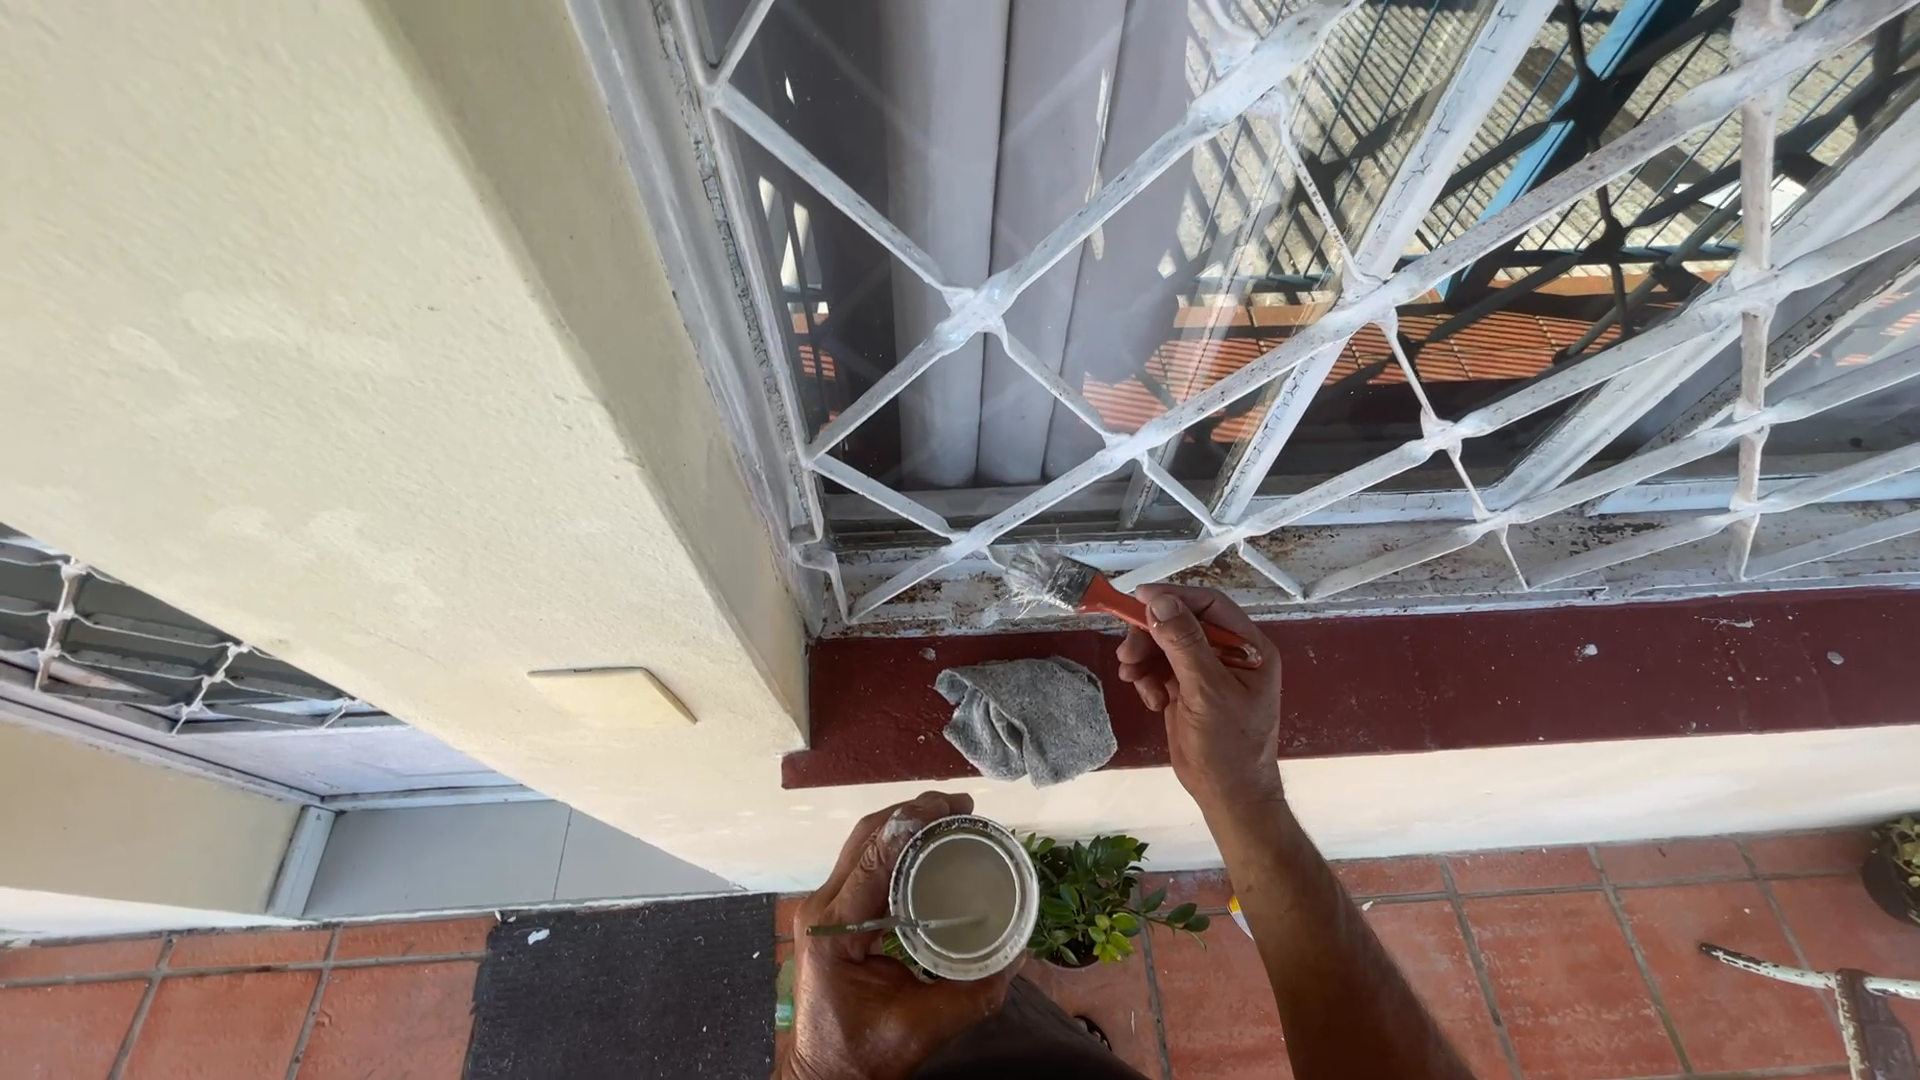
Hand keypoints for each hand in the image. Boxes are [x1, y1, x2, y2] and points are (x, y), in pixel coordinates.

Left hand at [777, 791, 1015, 1079]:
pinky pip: (861, 859)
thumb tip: (1017, 954)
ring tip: (948, 811)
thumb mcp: (920, 1030)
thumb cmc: (862, 1057)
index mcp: (836, 930)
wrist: (823, 1079)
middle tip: (959, 803)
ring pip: (861, 841)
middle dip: (911, 810)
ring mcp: (824, 905)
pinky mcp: (833, 910)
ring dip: (902, 819)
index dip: (910, 825)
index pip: (873, 859)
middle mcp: (824, 906)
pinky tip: (924, 840)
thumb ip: (970, 994)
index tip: (952, 808)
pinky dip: (893, 840)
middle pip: (865, 836)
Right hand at [1115, 584, 1283, 812]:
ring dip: (1143, 658)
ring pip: (1165, 646)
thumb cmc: (1228, 745)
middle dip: (1151, 635)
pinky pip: (1159, 669)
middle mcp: (1228, 654)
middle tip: (1126, 653)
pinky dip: (1147, 679)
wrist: (1227, 796)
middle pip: (1181, 624)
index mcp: (1247, 647)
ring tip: (1131, 678)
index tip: (1137, 599)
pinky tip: (1150, 699)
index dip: (1174, 598)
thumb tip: (1159, 602)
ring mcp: (1206, 672)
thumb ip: (1183, 643)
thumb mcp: (1206, 690)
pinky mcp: (1186, 689)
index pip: (1209, 605)